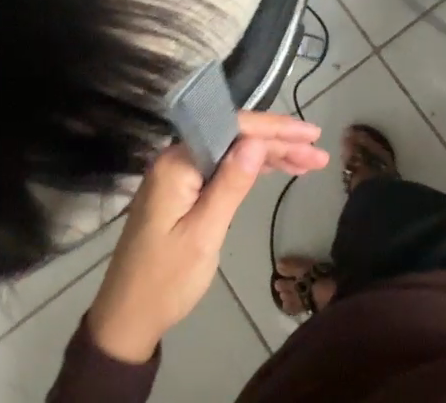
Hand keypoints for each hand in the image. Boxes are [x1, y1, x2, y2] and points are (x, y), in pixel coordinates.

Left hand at [87, 113, 328, 362]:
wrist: (126, 318)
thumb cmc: (166, 280)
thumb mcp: (204, 234)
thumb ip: (230, 184)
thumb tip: (257, 142)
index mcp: (178, 163)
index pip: (233, 128)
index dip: (275, 129)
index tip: (310, 133)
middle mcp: (177, 159)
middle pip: (236, 137)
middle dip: (279, 142)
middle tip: (319, 151)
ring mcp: (180, 175)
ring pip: (233, 152)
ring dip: (271, 155)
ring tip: (311, 161)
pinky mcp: (183, 192)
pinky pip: (223, 168)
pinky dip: (252, 169)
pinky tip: (277, 169)